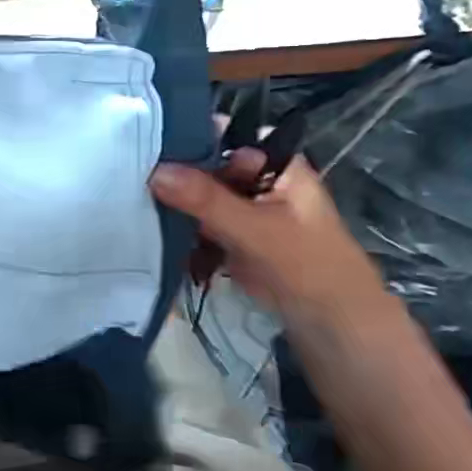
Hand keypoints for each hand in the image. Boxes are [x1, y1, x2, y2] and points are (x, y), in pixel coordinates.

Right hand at [150, 151, 389, 314]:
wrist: (335, 332)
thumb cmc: (308, 268)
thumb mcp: (256, 229)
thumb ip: (205, 198)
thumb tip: (154, 170)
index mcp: (278, 165)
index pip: (227, 138)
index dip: (191, 138)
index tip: (150, 143)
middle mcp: (261, 181)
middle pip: (210, 167)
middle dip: (177, 175)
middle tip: (137, 175)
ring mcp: (247, 212)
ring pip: (201, 197)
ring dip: (175, 204)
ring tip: (140, 203)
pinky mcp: (234, 239)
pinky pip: (200, 224)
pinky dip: (183, 229)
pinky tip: (157, 230)